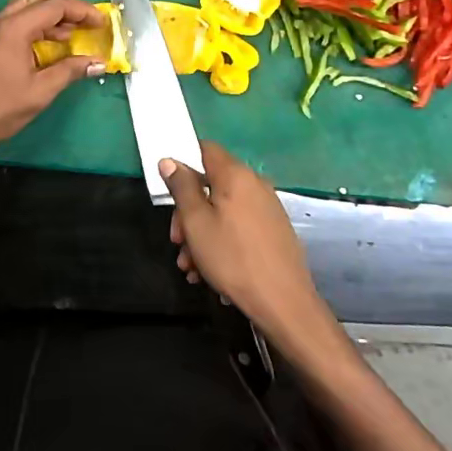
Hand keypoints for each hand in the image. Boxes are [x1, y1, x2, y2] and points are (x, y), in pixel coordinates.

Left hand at [0, 0, 104, 152]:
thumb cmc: (1, 108)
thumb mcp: (42, 90)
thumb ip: (71, 71)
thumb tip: (98, 62)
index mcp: (14, 28)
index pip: (55, 6)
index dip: (82, 11)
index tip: (102, 23)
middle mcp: (1, 20)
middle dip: (67, 4)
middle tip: (89, 19)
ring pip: (26, 7)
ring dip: (52, 14)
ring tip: (74, 33)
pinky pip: (16, 21)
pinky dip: (37, 25)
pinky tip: (50, 44)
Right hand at [161, 142, 328, 347]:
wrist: (282, 300)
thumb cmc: (232, 258)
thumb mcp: (196, 223)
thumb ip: (181, 187)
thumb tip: (170, 161)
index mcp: (235, 175)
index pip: (205, 149)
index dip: (182, 164)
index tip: (169, 192)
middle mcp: (255, 184)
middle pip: (211, 185)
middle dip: (188, 212)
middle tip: (178, 242)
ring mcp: (268, 208)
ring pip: (223, 211)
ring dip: (201, 234)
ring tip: (191, 267)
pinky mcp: (274, 230)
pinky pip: (239, 226)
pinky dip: (222, 242)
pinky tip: (211, 272)